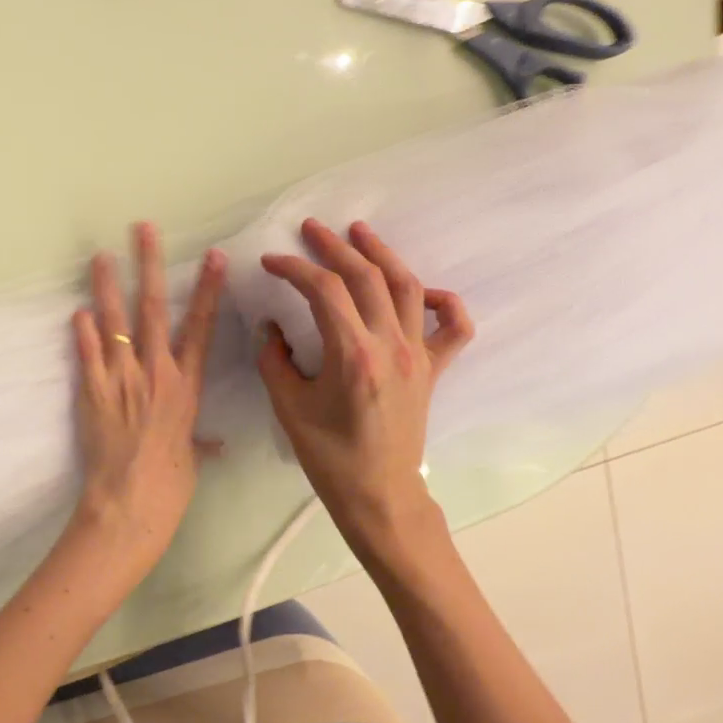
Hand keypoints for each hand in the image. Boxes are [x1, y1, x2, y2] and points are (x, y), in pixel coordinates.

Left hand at [72, 223, 227, 569]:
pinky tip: (78, 311)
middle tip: (143, 229)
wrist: (131, 499)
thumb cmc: (170, 483)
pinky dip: (82, 332)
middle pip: (155, 308)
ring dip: (108, 286)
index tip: (212, 256)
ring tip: (102, 255)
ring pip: (115, 321)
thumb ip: (198, 441)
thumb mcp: (191, 457)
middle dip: (150, 265)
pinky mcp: (92, 391)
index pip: (201, 326)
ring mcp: (122, 378)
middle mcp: (156, 372)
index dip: (207, 289)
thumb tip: (211, 444)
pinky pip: (87, 354)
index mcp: (187, 386)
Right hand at [255, 219, 472, 551]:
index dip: (294, 268)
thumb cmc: (328, 456)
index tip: (269, 262)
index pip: (323, 290)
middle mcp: (391, 345)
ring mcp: (418, 354)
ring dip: (382, 255)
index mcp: (352, 354)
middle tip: (310, 229)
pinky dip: (441, 299)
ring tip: (359, 234)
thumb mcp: (288, 407)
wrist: (379, 493)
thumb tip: (272, 326)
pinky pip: (453, 325)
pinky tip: (421, 290)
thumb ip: (275, 360)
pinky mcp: (433, 368)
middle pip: (366, 277)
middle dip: (334, 247)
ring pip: (407, 287)